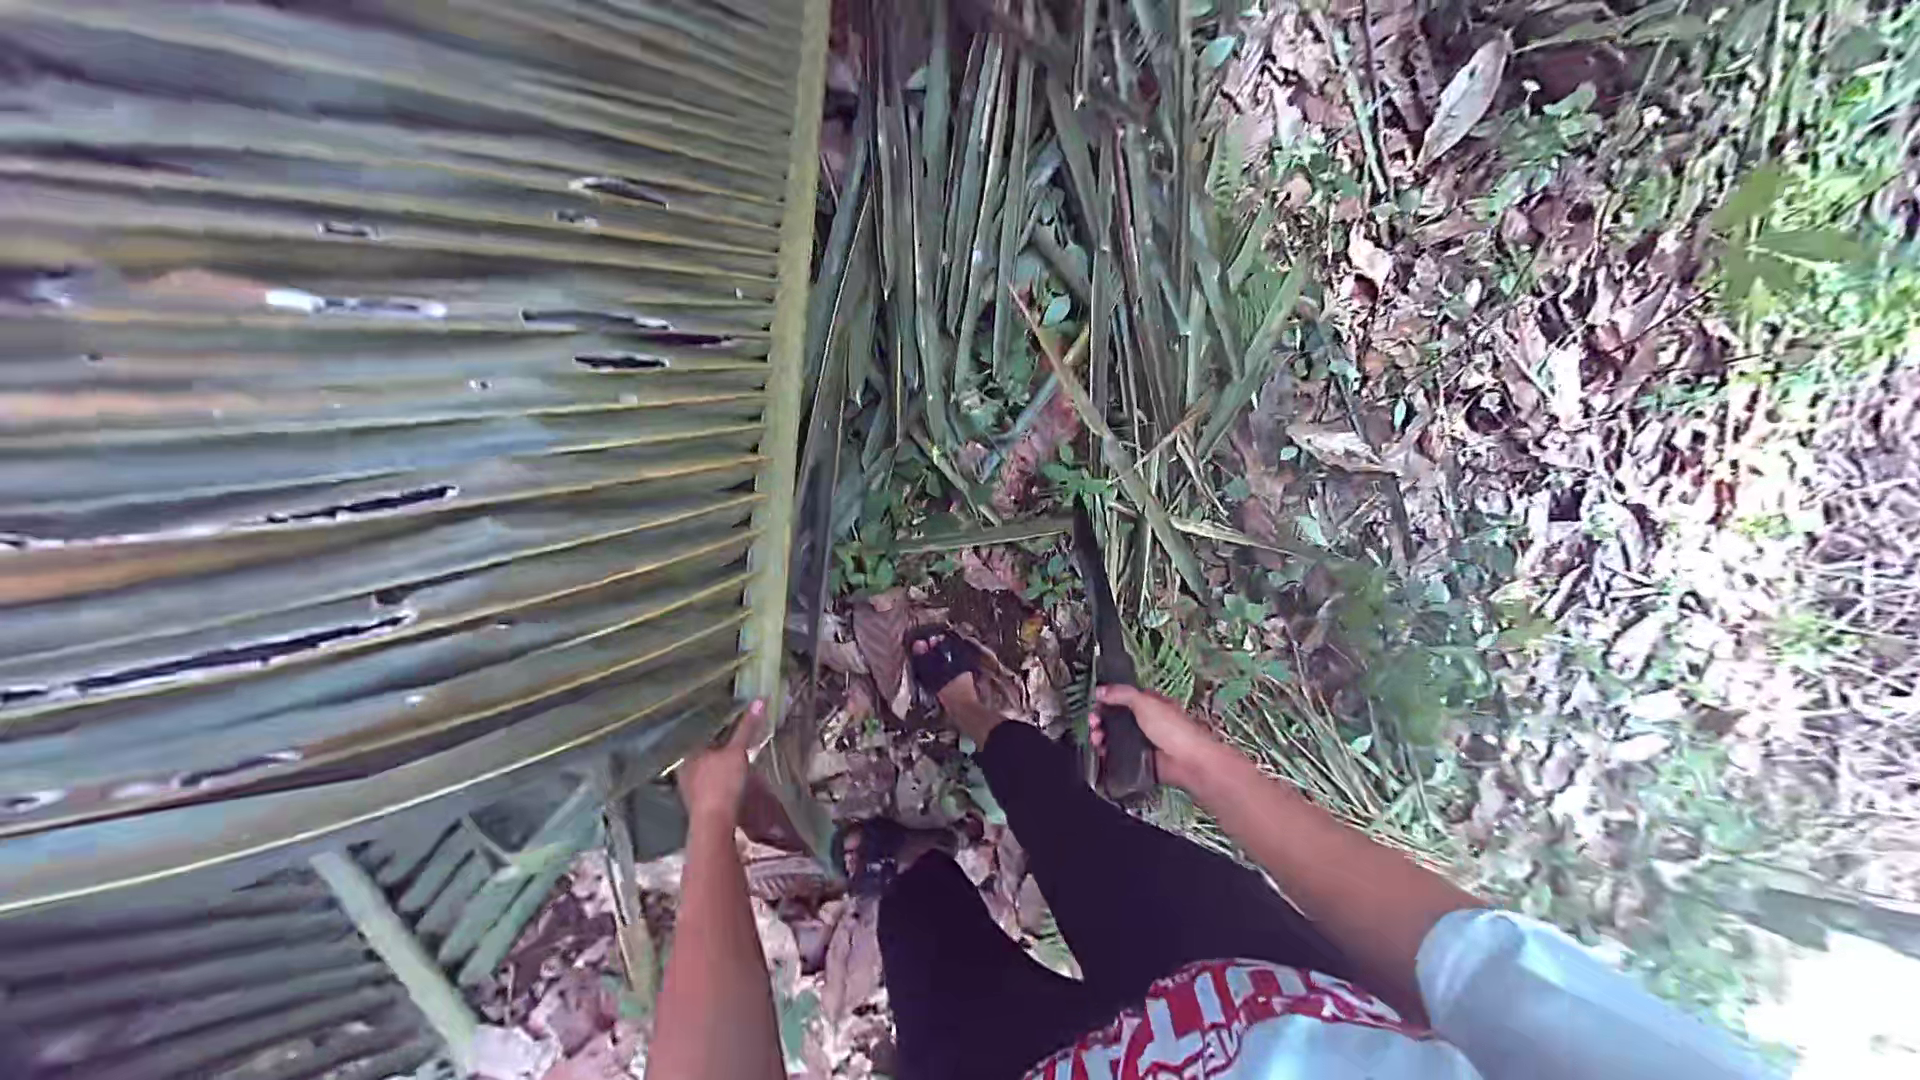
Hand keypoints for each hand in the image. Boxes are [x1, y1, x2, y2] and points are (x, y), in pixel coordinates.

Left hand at [676, 699, 765, 826]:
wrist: (714, 823)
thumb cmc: (722, 783)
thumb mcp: (737, 751)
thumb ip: (747, 727)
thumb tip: (760, 700)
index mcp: (689, 751)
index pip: (701, 729)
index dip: (716, 720)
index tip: (730, 712)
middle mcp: (684, 766)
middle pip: (703, 746)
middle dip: (718, 739)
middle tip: (735, 727)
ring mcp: (688, 785)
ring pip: (705, 763)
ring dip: (718, 756)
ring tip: (735, 747)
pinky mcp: (697, 799)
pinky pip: (708, 777)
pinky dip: (718, 771)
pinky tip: (729, 771)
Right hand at [1088, 685, 1234, 792]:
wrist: (1189, 762)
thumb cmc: (1172, 728)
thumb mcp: (1145, 702)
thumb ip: (1121, 693)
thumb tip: (1099, 690)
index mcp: (1150, 703)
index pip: (1124, 697)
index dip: (1107, 699)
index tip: (1094, 703)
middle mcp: (1146, 721)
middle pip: (1116, 717)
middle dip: (1101, 718)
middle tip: (1093, 722)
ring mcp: (1143, 741)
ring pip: (1115, 736)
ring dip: (1102, 735)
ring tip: (1096, 739)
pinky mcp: (1140, 760)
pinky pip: (1119, 755)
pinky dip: (1107, 753)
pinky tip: (1100, 752)